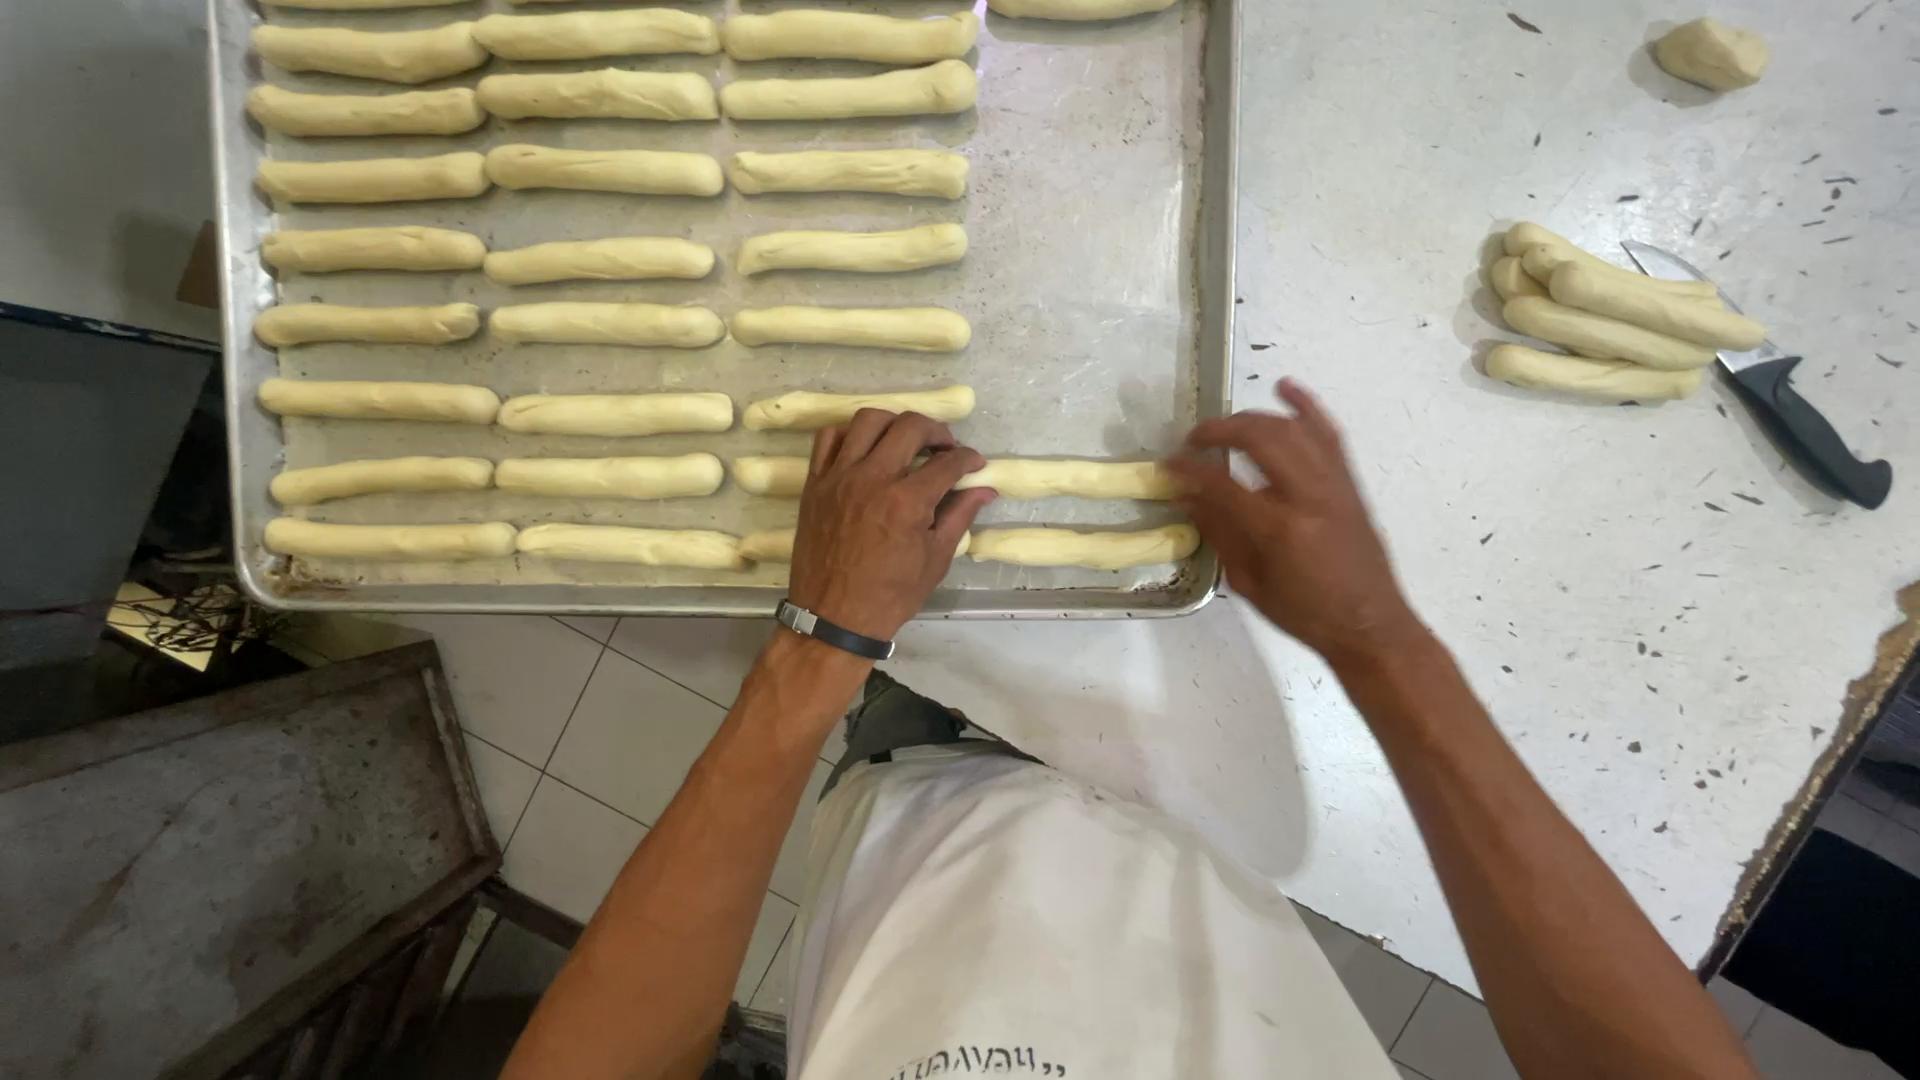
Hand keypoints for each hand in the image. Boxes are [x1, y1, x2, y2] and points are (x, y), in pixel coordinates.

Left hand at [788, 410, 994, 640]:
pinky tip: (866, 449)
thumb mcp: (935, 559)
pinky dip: (851, 435)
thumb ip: (960, 516)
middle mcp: (873, 478)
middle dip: (937, 431)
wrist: (834, 617)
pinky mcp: (815, 483)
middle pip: (910, 426)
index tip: (974, 464)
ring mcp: (839, 477)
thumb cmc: (890, 595)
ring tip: (906, 441)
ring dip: (895, 423)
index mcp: (907, 502)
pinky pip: (829, 439)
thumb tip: (985, 489)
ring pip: (868, 420)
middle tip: (945, 448)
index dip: (968, 458)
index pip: (947, 462)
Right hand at [1169, 379, 1426, 667]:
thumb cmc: (1305, 613)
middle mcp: (1309, 496)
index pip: (1224, 484)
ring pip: (1292, 428)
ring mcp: (1335, 485)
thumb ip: (1221, 534)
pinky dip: (1307, 407)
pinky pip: (1328, 434)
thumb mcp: (1249, 582)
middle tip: (1194, 440)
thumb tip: (1189, 499)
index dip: (1190, 470)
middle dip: (1220, 430)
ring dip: (1254, 417)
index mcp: (1279, 529)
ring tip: (1226, 425)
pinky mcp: (1349, 483)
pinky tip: (1285, 386)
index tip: (1168, 465)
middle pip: (1261, 439)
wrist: (1370, 623)